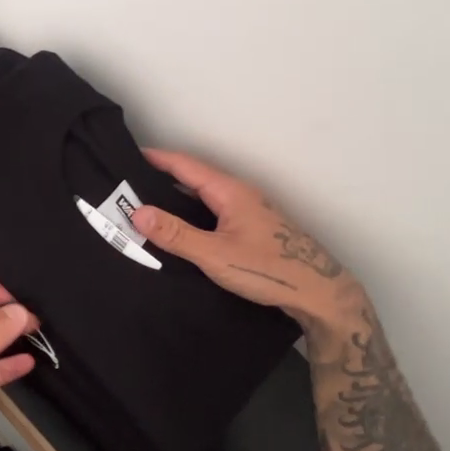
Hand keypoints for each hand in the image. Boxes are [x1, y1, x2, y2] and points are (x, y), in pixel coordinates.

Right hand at [129, 148, 367, 335]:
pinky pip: (212, 211)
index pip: (186, 165)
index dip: (157, 159)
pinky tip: (180, 227)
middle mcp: (239, 195)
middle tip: (129, 184)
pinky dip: (190, 212)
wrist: (320, 294)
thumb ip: (175, 234)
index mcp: (230, 192)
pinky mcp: (251, 228)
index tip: (129, 156)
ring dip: (176, 196)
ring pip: (204, 196)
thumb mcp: (214, 254)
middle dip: (161, 176)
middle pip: (193, 178)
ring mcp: (247, 211)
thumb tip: (138, 213)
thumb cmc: (270, 270)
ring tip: (146, 204)